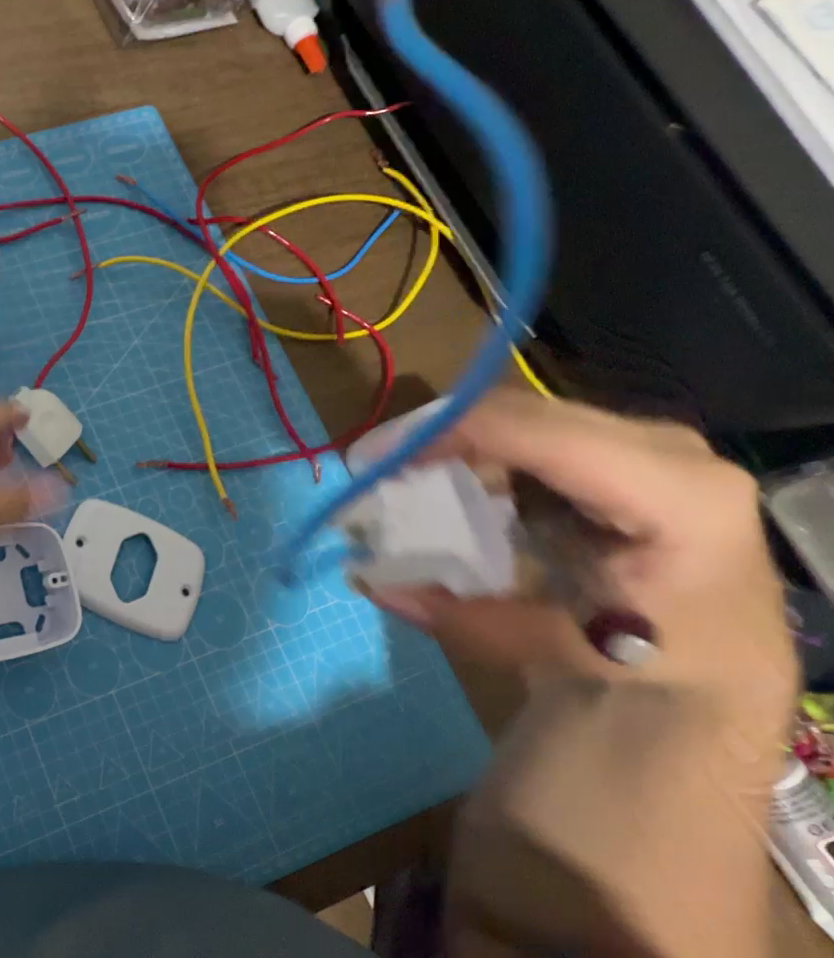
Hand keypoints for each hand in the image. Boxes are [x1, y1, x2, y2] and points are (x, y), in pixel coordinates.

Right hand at [364, 391, 794, 720]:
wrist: (713, 668)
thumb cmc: (644, 664)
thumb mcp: (553, 648)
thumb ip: (464, 614)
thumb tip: (369, 581)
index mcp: (674, 496)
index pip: (542, 434)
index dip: (450, 435)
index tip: (377, 460)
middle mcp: (672, 451)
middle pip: (527, 414)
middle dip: (443, 435)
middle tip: (378, 467)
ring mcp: (653, 444)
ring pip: (526, 415)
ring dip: (461, 442)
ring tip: (408, 477)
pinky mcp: (627, 450)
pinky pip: (535, 430)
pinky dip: (484, 451)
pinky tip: (456, 485)